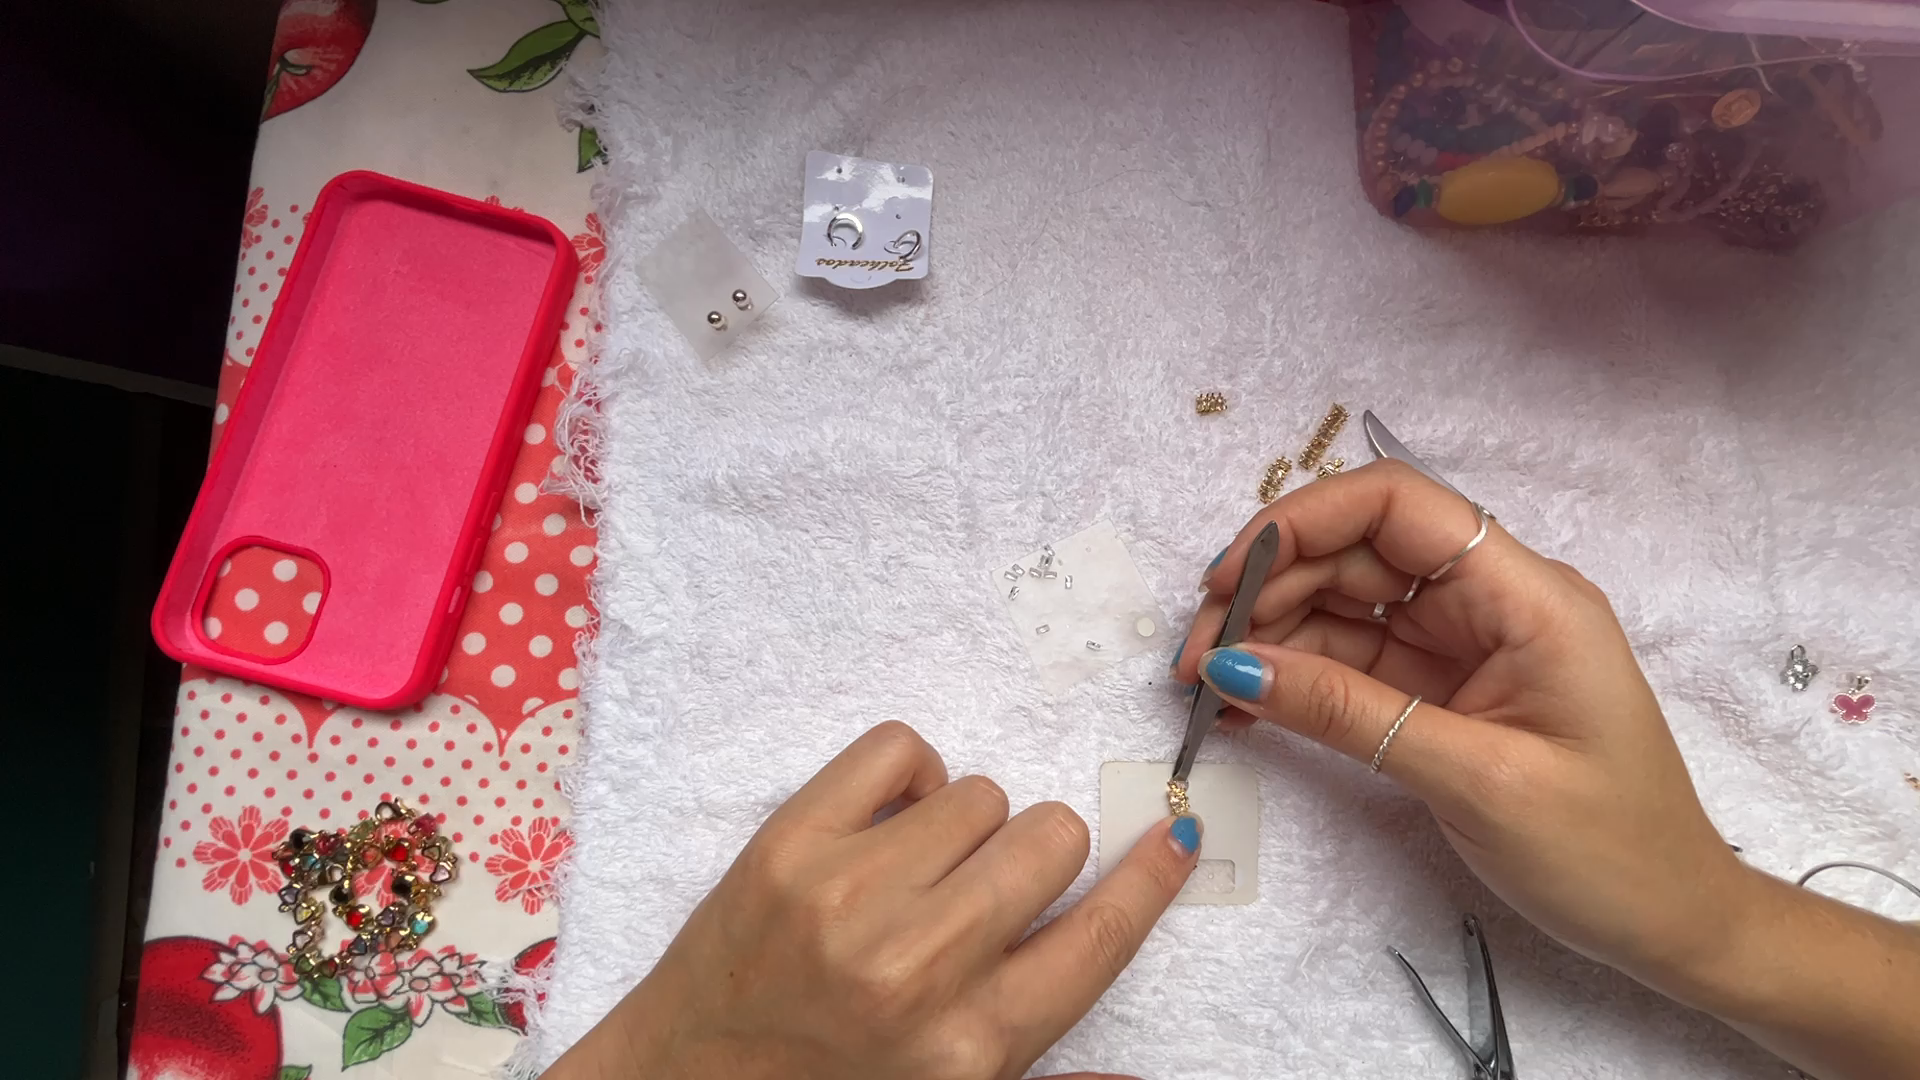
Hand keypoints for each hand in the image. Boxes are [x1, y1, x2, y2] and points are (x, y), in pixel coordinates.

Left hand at [545, 721, 1202, 1079]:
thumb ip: (1045, 1075)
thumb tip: (1136, 1068)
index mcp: (972, 1050)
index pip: (1098, 940)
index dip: (1148, 882)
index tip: (1173, 838)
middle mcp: (920, 966)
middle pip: (1047, 838)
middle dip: (1033, 853)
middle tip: (982, 885)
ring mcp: (850, 892)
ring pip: (978, 790)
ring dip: (964, 822)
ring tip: (915, 865)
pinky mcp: (791, 838)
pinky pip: (899, 746)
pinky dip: (908, 772)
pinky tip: (884, 820)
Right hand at [1171, 459, 1745, 992]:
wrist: (1668, 927)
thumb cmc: (1605, 851)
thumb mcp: (1472, 778)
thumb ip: (1345, 712)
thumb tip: (1229, 667)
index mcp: (1521, 594)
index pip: (1397, 505)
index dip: (1304, 520)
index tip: (1229, 577)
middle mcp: (1477, 597)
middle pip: (1346, 555)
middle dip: (1261, 593)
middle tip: (1195, 657)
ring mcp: (1444, 637)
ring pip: (1328, 603)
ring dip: (1258, 636)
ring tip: (1204, 686)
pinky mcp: (1418, 678)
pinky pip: (1333, 656)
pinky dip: (1281, 675)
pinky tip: (1239, 704)